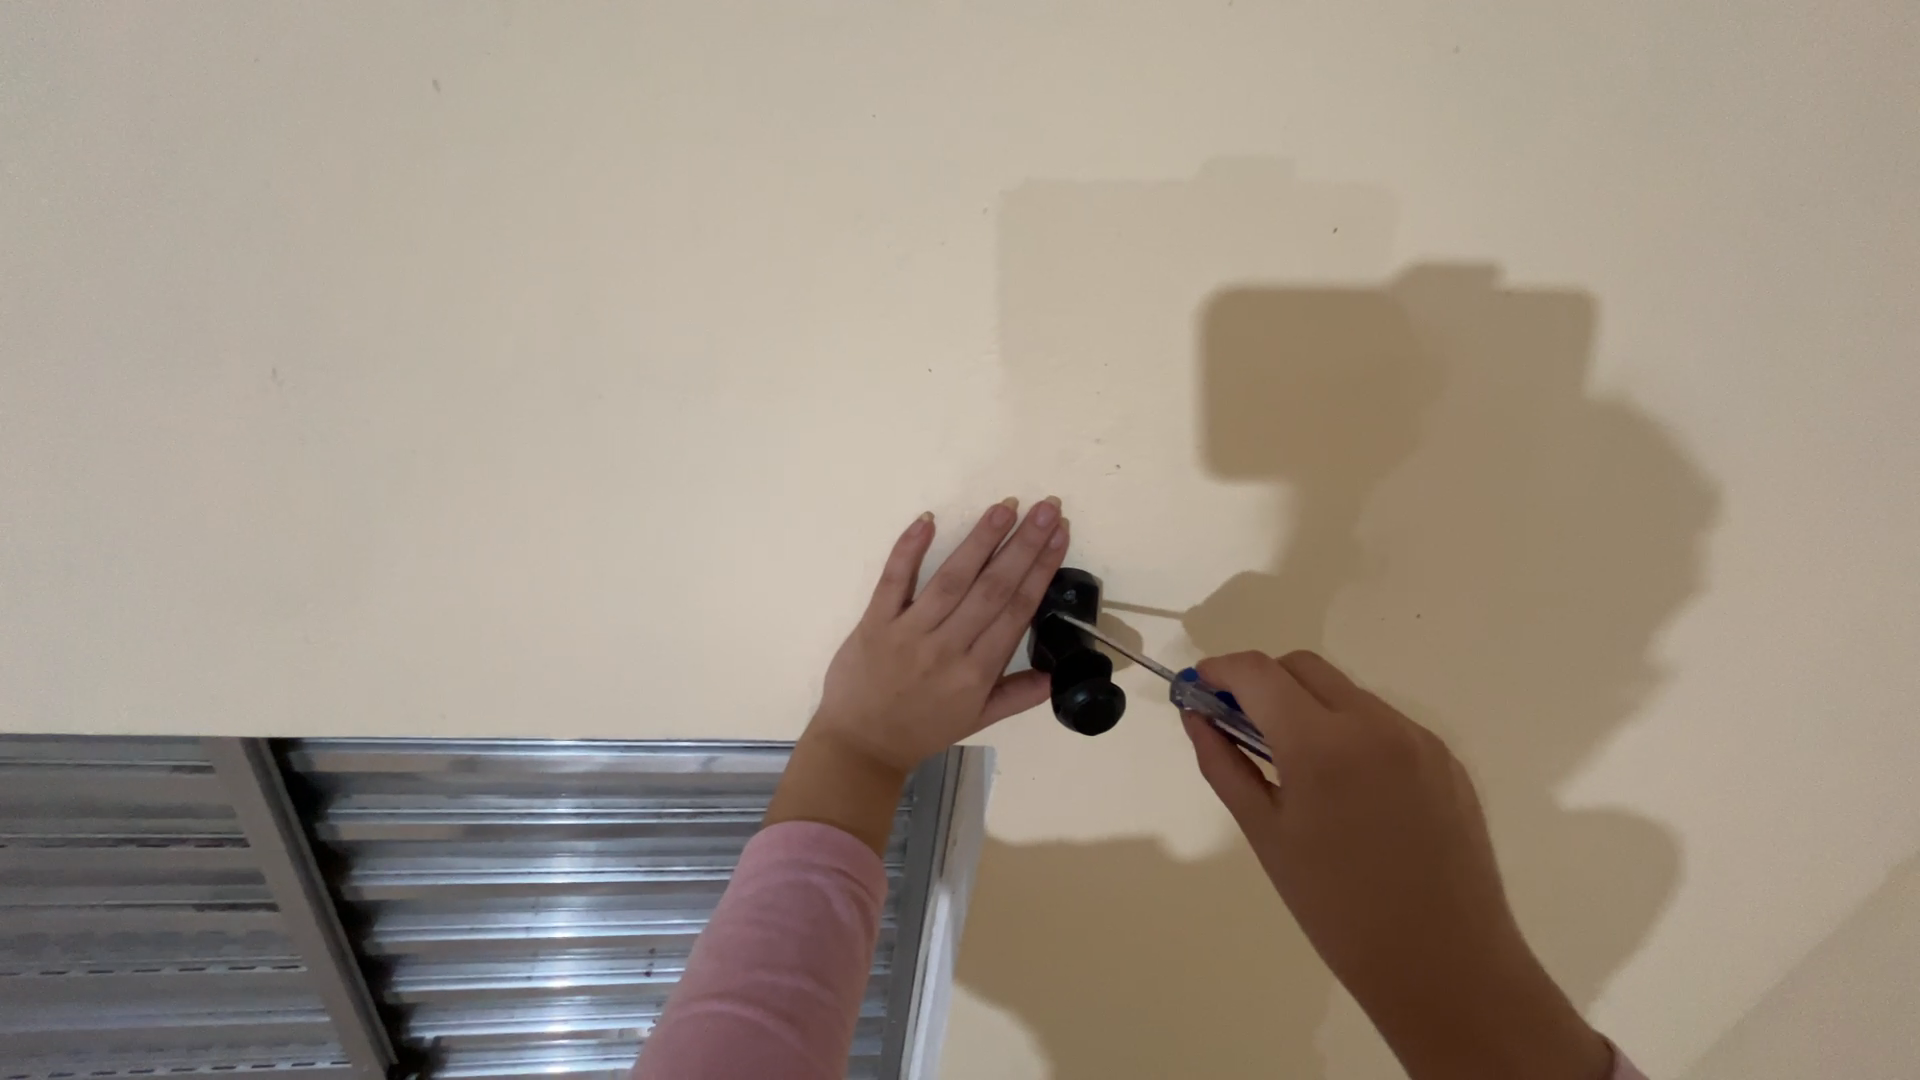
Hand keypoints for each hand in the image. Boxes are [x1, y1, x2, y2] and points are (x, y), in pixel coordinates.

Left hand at [767, 498, 1068, 851]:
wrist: (860, 745)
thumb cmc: (922, 729)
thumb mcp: (977, 720)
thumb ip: (1019, 695)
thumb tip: (1059, 675)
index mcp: (977, 671)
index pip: (1017, 610)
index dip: (1041, 569)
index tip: (1060, 535)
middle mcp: (948, 647)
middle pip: (993, 587)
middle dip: (1023, 545)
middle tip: (1046, 506)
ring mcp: (909, 631)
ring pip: (951, 578)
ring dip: (980, 539)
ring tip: (1006, 506)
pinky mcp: (875, 621)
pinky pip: (894, 579)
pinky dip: (909, 548)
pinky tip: (928, 519)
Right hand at [1184, 650, 1613, 1079]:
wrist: (1447, 968)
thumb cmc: (1336, 908)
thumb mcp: (1264, 832)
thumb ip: (1223, 762)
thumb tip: (1195, 716)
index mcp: (1322, 745)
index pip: (1257, 672)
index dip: (1219, 670)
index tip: (1198, 689)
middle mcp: (1374, 724)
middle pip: (1301, 666)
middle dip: (1261, 681)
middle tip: (1239, 723)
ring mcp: (1418, 738)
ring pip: (1343, 689)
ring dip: (1304, 703)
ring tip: (1293, 761)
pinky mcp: (1446, 759)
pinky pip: (1381, 720)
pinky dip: (1346, 728)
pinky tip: (1344, 783)